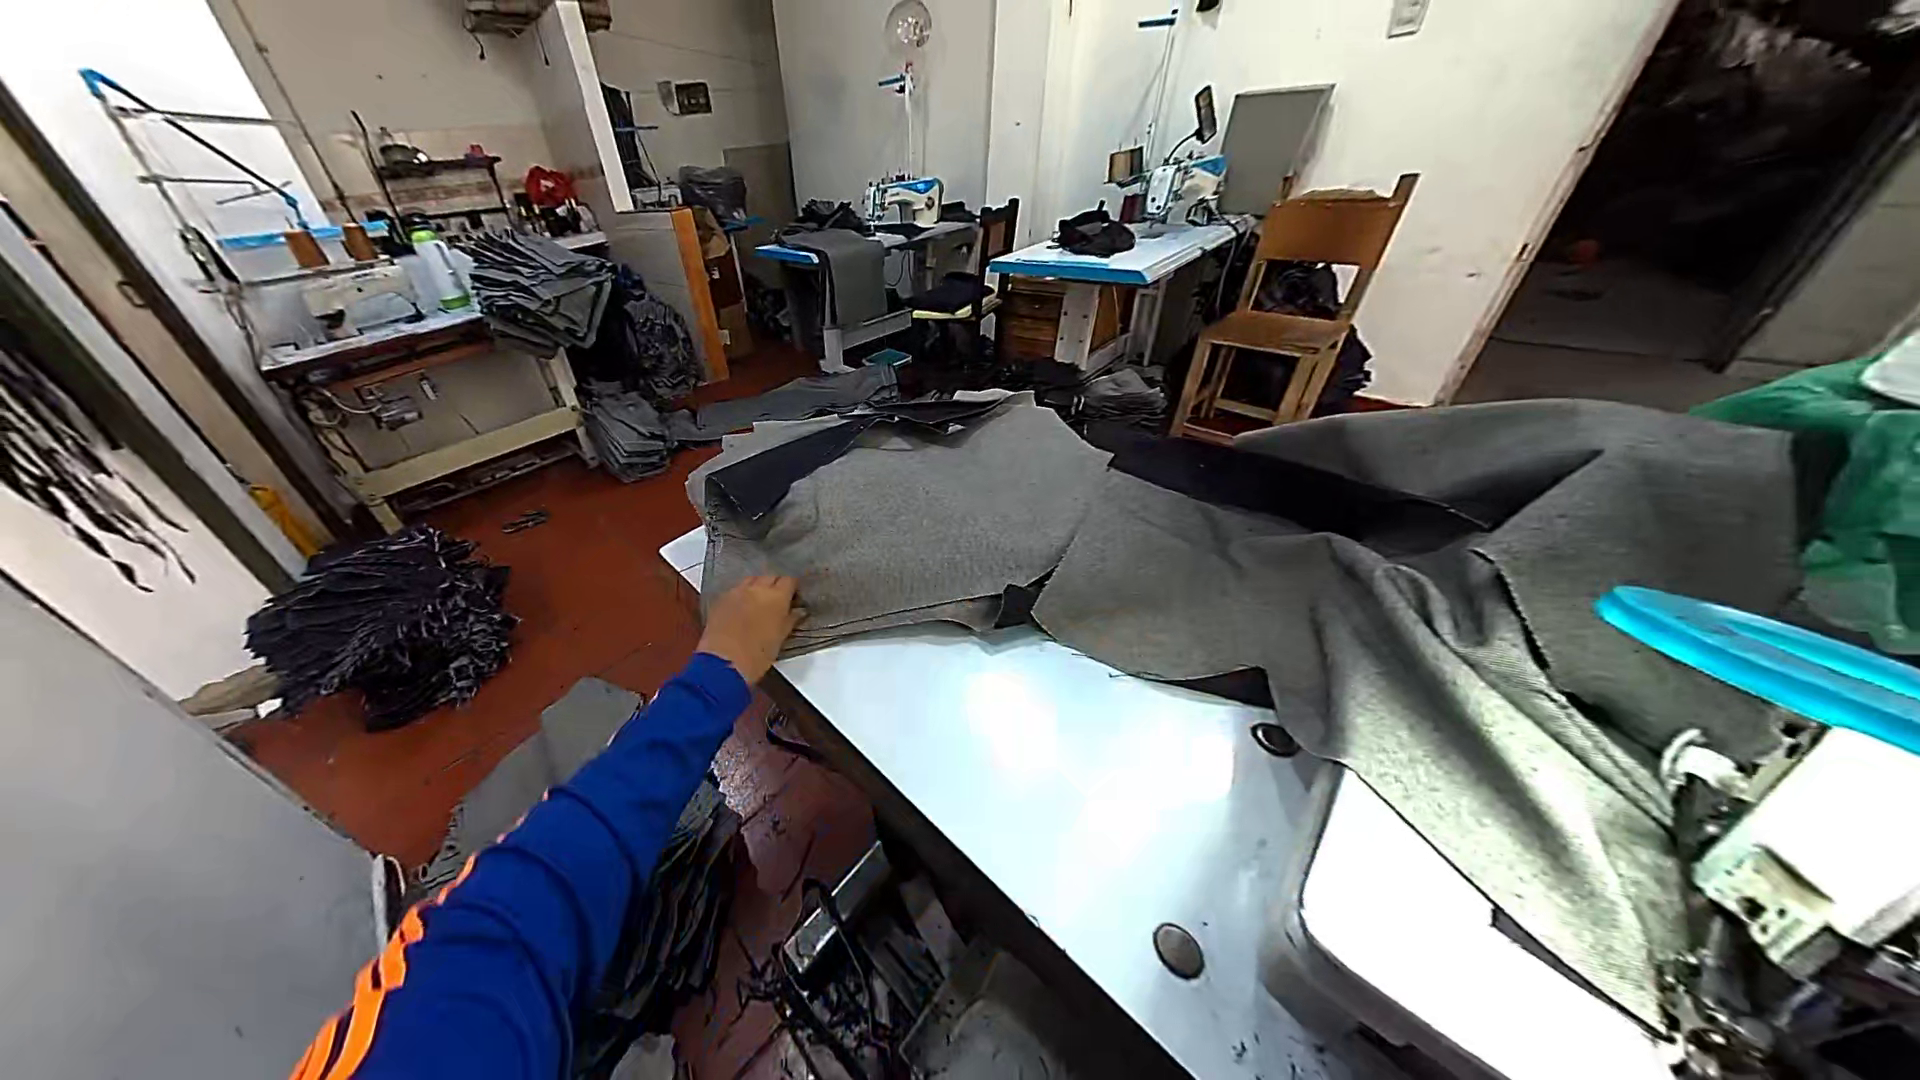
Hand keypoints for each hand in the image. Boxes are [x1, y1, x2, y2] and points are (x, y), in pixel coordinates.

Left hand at [697, 576, 804, 684]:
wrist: (724, 663)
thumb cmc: (758, 654)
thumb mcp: (781, 637)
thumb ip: (791, 619)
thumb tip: (799, 611)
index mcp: (777, 596)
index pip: (789, 580)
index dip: (792, 588)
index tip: (793, 597)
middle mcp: (757, 588)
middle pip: (770, 577)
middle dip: (775, 585)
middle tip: (777, 600)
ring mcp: (737, 592)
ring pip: (751, 580)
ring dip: (757, 587)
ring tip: (759, 601)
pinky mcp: (721, 599)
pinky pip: (736, 589)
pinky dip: (742, 594)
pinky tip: (743, 607)